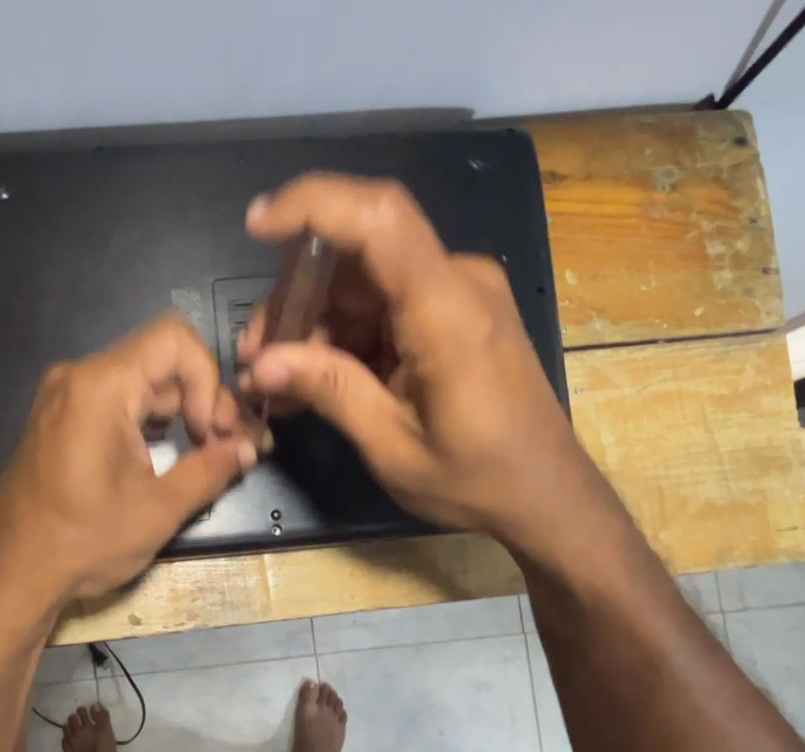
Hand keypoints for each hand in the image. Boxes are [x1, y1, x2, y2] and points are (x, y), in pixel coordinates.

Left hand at [0, 314, 257, 600]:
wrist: (14, 576)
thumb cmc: (84, 543)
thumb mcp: (159, 509)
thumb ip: (211, 469)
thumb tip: (248, 449)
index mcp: (101, 387)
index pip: (175, 339)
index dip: (208, 379)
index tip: (212, 431)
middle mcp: (79, 377)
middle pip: (162, 361)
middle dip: (202, 399)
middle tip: (226, 449)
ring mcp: (66, 397)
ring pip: (143, 382)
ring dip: (181, 413)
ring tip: (206, 456)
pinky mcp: (62, 419)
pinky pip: (118, 401)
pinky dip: (151, 422)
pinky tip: (169, 458)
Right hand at [239, 173, 577, 543]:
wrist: (548, 494)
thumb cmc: (478, 480)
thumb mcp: (394, 447)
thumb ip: (330, 392)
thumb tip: (260, 365)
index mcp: (447, 312)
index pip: (379, 220)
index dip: (313, 204)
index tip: (256, 225)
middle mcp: (457, 283)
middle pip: (358, 254)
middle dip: (297, 296)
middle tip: (259, 359)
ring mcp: (460, 293)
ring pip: (364, 281)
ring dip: (316, 321)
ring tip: (283, 381)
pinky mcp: (456, 312)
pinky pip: (386, 303)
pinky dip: (346, 333)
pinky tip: (318, 376)